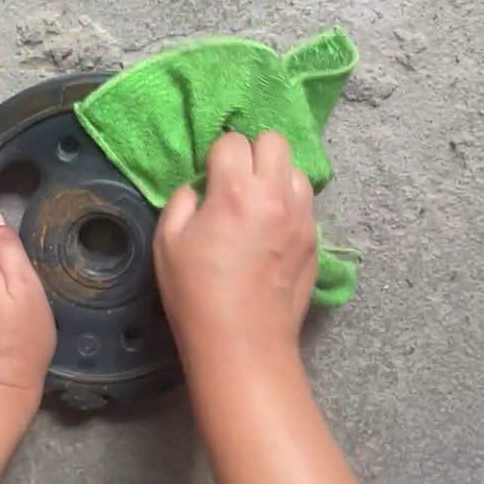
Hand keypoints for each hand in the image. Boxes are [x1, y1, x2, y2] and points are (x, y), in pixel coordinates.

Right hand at [153, 131, 317, 373]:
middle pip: (274, 141)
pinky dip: (289, 206)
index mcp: (234, 191)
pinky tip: (273, 231)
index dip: (218, 155)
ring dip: (276, 177)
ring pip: (296, 170)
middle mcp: (274, 195)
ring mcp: (301, 217)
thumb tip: (199, 190)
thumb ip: (181, 202)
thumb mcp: (167, 243)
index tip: (211, 177)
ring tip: (260, 204)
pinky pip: (305, 204)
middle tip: (238, 180)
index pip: (233, 141)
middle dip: (253, 152)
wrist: (243, 343)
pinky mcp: (315, 240)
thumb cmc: (197, 294)